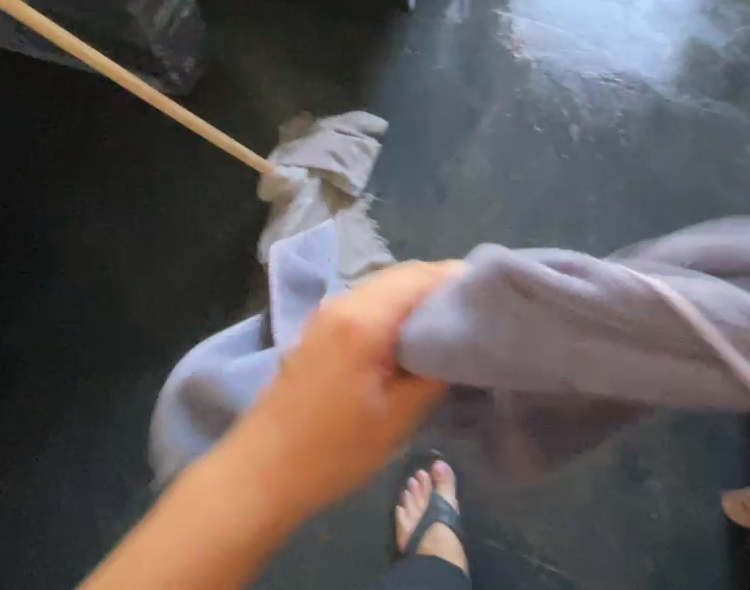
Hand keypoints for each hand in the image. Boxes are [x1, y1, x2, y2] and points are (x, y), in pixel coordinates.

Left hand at [220, 260, 464, 521]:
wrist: (260, 474)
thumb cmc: (333, 450)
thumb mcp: (399, 417)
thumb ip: (435, 371)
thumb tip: (459, 344)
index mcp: (365, 319)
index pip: (422, 276)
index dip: (458, 278)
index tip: (490, 295)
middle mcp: (345, 302)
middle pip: (404, 274)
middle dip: (442, 284)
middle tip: (476, 310)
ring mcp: (328, 313)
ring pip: (385, 286)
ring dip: (418, 295)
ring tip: (449, 323)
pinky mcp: (320, 329)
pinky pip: (368, 301)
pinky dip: (396, 307)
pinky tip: (411, 334)